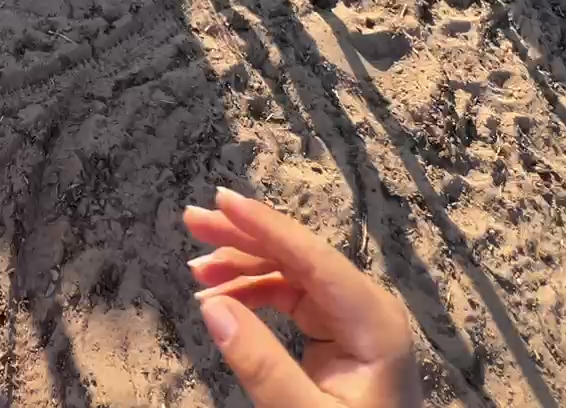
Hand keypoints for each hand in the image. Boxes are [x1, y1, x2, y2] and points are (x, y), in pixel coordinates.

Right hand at [186, 189, 419, 407]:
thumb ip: (262, 365)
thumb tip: (211, 306)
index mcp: (373, 321)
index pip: (312, 256)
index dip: (264, 224)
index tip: (221, 199)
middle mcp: (365, 305)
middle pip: (296, 254)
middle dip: (242, 236)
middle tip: (192, 221)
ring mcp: (350, 315)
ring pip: (287, 269)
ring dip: (239, 264)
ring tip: (195, 268)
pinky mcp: (334, 329)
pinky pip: (286, 293)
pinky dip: (250, 290)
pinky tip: (217, 296)